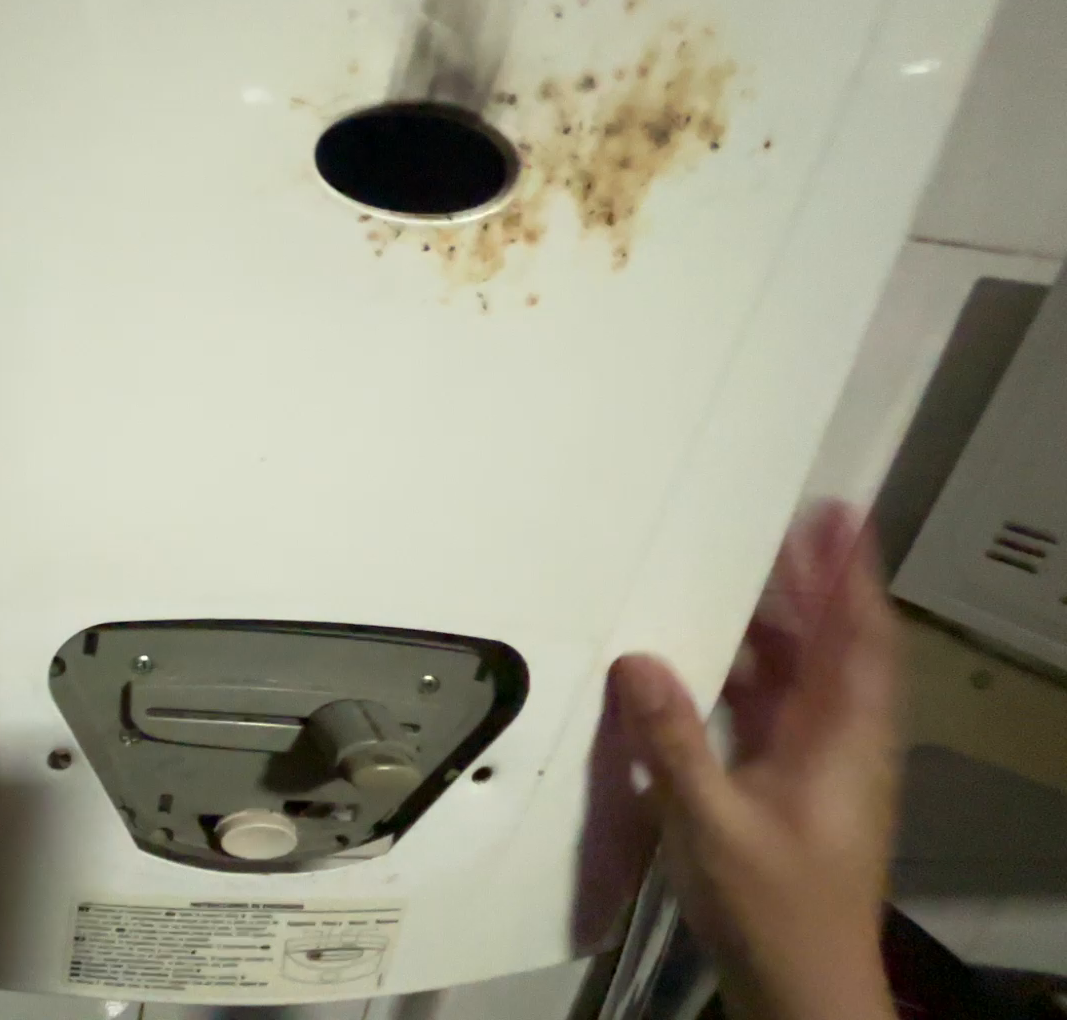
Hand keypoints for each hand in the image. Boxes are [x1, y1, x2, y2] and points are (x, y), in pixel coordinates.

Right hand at [610, 502, 900, 1019]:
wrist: (798, 977)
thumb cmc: (769, 904)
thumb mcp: (713, 822)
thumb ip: (675, 742)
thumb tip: (638, 661)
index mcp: (840, 745)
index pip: (858, 647)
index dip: (850, 581)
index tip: (838, 521)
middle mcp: (837, 740)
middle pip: (836, 646)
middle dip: (819, 582)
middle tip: (789, 522)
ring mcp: (810, 755)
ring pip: (804, 669)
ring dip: (783, 616)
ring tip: (747, 565)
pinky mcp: (781, 770)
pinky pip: (770, 696)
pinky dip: (749, 658)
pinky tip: (710, 641)